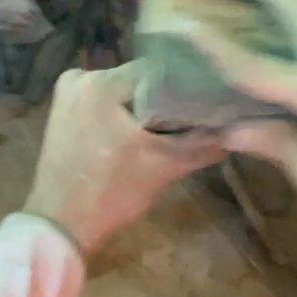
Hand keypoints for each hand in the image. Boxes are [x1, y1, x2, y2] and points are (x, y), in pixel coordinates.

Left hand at [24, 63, 223, 254]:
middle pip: (139, 79)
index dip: (186, 85)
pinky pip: (104, 101)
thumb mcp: (163, 168)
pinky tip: (142, 130)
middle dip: (165, 97)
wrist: (59, 225)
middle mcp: (81, 76)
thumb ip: (201, 144)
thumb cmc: (111, 193)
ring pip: (122, 90)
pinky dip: (122, 112)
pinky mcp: (62, 109)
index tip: (210, 100)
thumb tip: (237, 129)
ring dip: (144, 105)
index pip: (159, 70)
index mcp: (103, 82)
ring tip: (173, 122)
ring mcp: (68, 92)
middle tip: (196, 114)